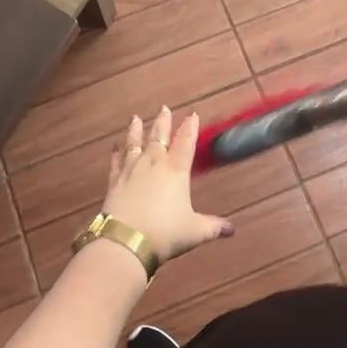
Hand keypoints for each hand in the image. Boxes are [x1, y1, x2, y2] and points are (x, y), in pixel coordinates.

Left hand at [102, 107, 232, 263]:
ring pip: (135, 143)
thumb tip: (231, 229)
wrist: (127, 240)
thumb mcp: (194, 232)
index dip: (190, 128)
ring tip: (136, 118)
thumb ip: (212, 227)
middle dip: (163, 122)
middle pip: (159, 137)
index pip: (185, 143)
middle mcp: (154, 163)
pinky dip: (116, 152)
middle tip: (164, 107)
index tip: (192, 114)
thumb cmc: (166, 233)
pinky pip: (117, 161)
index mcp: (176, 171)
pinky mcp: (115, 180)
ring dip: (136, 130)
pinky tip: (115, 146)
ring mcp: (132, 169)